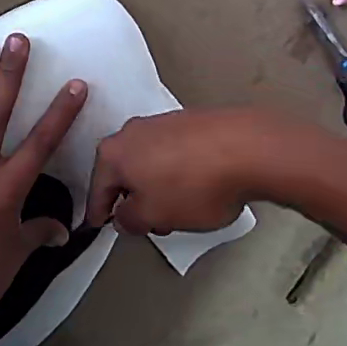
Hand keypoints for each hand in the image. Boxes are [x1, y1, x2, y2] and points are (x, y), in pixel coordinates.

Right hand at [87, 108, 320, 234]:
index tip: (100, 224)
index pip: (98, 189)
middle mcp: (134, 131)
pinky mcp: (192, 121)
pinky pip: (174, 151)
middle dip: (133, 198)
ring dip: (157, 185)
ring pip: (150, 161)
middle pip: (124, 171)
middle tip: (148, 223)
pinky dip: (178, 171)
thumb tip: (124, 217)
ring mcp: (164, 122)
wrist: (248, 148)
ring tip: (180, 209)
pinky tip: (197, 186)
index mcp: (114, 152)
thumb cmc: (195, 185)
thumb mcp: (154, 216)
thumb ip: (130, 220)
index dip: (99, 212)